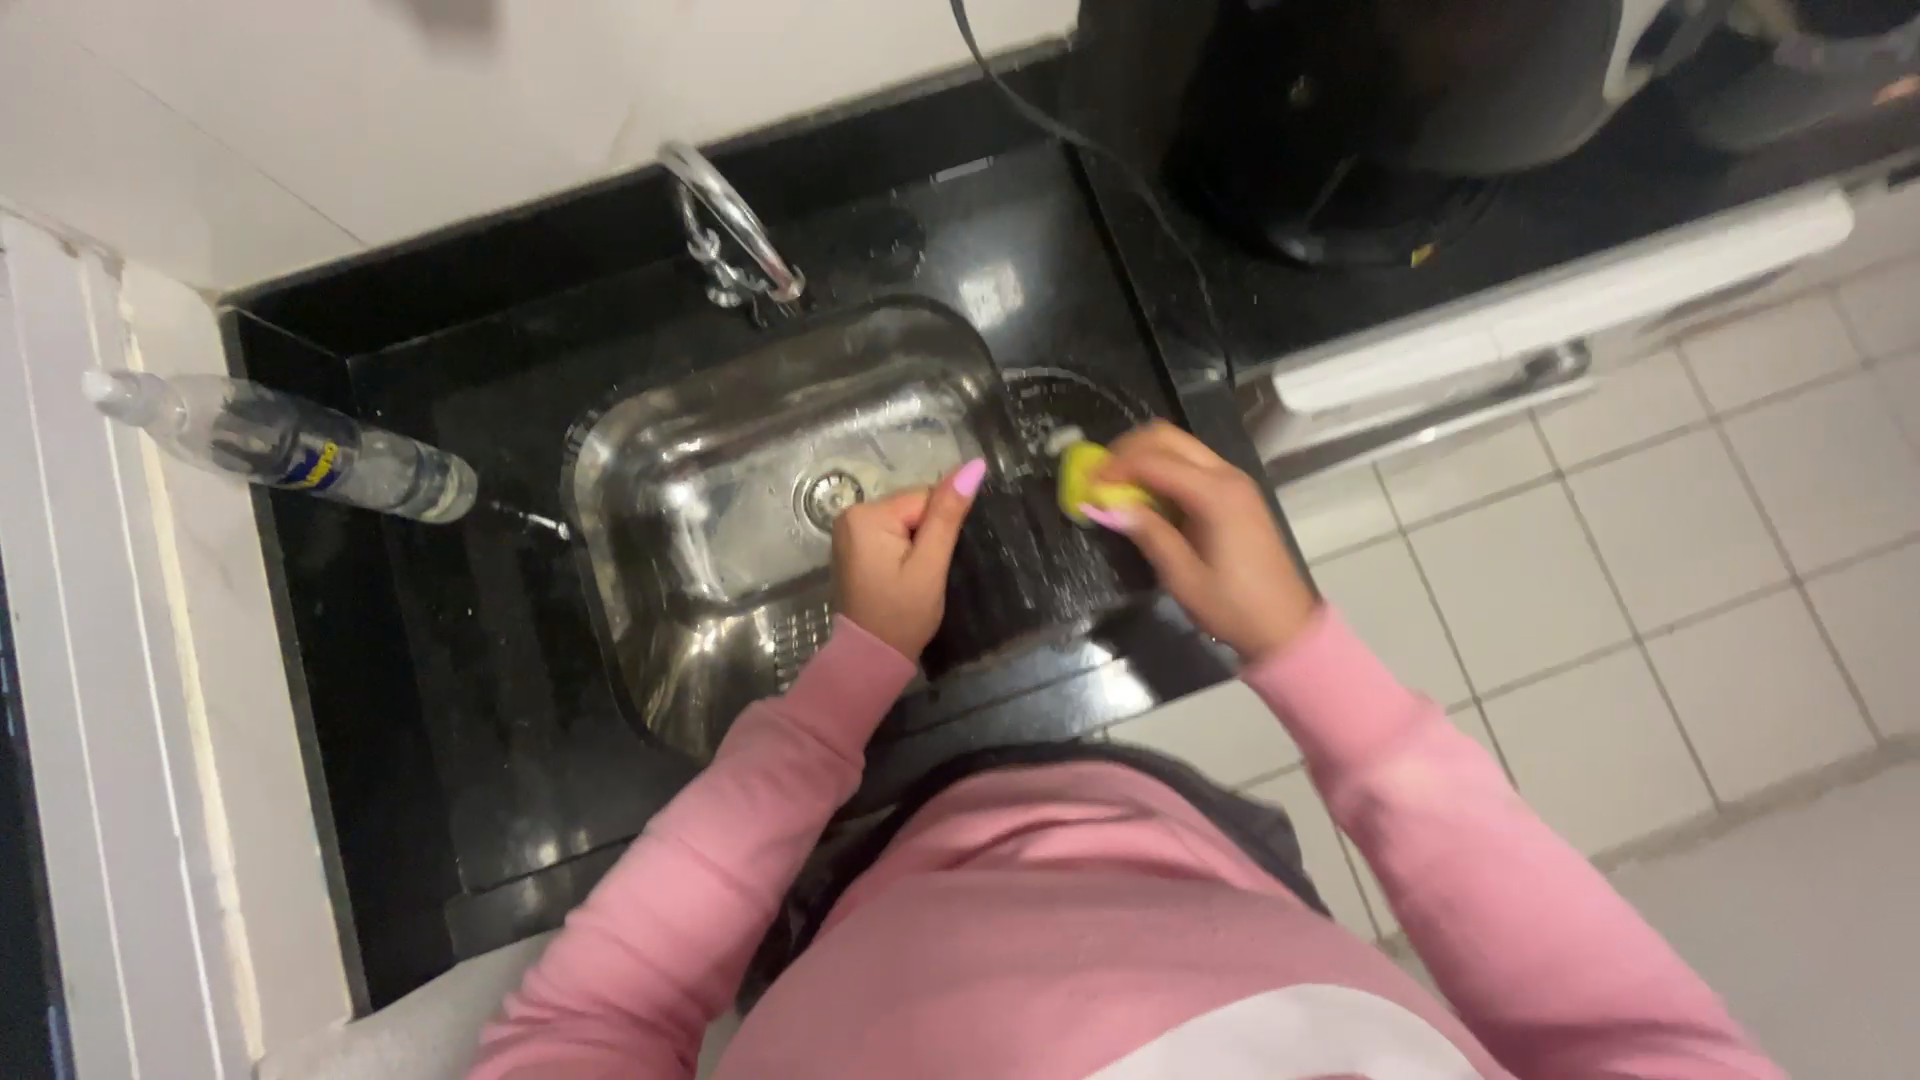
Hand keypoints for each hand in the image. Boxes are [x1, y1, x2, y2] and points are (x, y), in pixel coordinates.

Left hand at [830, 458, 985, 660]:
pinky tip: (901, 577)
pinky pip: (891, 534)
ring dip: (917, 546)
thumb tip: (974, 466)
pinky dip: (904, 552)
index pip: (924, 499)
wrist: (870, 657)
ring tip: (912, 578)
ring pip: (905, 522)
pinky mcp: (853, 547)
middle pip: (913, 508)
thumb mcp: (930, 564)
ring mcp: (849, 531)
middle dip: (927, 537)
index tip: (933, 563)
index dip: (939, 529)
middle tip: (922, 575)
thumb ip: (949, 514)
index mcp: (867, 514)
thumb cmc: (902, 615)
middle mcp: (851, 514)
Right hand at [1086, 422, 1315, 660]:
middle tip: (1099, 477)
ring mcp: (1234, 482)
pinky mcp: (1234, 493)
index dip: (1114, 467)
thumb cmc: (1233, 607)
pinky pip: (1191, 465)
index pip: (1154, 461)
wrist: (1284, 625)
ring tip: (1115, 485)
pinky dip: (1162, 469)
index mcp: (1215, 495)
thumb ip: (1146, 533)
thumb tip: (1106, 506)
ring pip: (1180, 446)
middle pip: (1168, 438)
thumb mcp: (1181, 576)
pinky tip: (1144, 495)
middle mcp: (1227, 476)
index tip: (1086, 483)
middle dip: (1127, 450)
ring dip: (1144, 457)